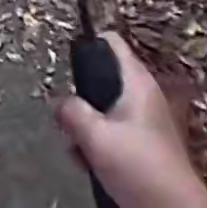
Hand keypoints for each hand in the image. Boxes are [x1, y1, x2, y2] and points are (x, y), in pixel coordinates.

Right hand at [56, 33, 206, 207]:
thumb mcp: (97, 137)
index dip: (90, 43)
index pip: (112, 42)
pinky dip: (102, 142)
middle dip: (84, 99)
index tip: (70, 62)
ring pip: (108, 109)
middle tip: (70, 119)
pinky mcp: (146, 143)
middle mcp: (144, 92)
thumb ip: (74, 114)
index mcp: (136, 80)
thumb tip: (59, 101)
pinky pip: (117, 130)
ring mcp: (147, 118)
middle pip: (106, 79)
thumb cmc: (137, 164)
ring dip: (90, 127)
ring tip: (78, 149)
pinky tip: (91, 164)